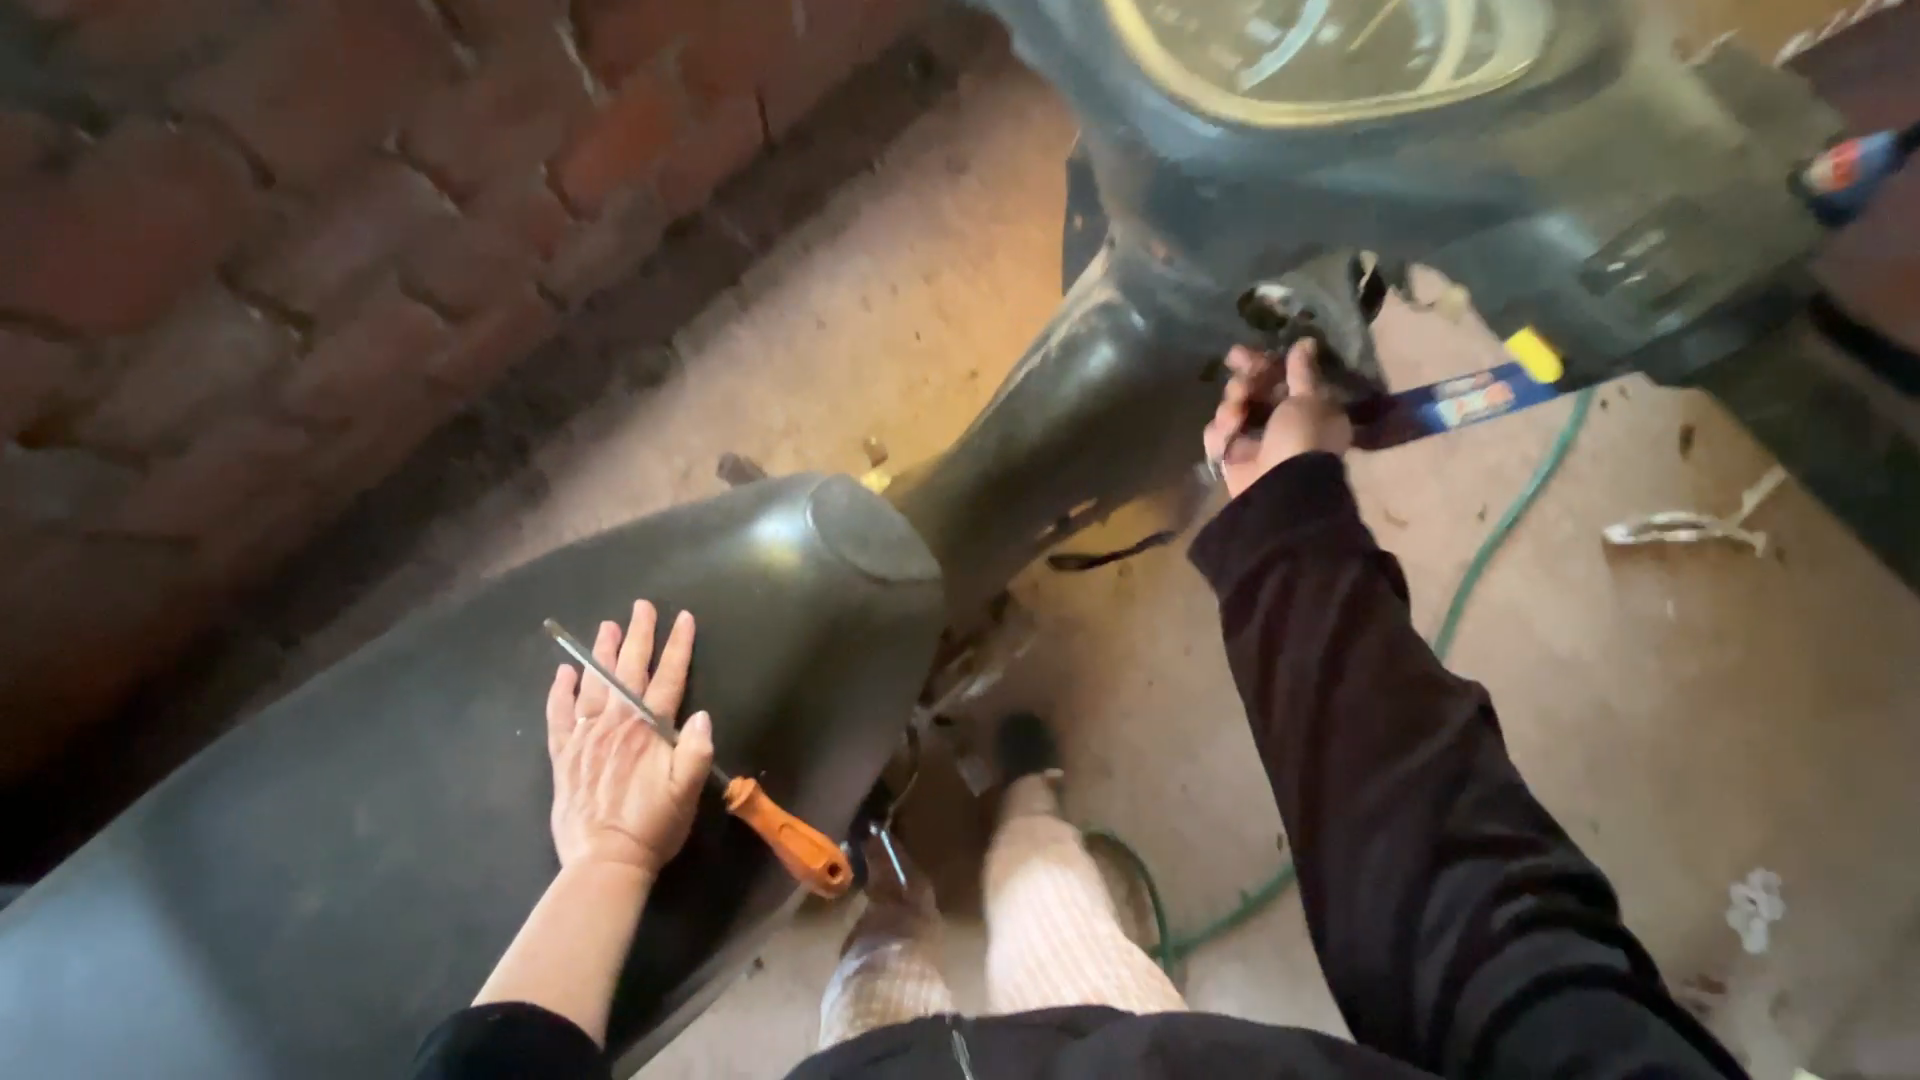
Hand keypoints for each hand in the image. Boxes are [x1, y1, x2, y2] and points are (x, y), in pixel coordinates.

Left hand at [545, 601, 714, 876]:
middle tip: (641, 607)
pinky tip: (563, 673)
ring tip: (605, 627)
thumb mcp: (688, 790)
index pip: (668, 677)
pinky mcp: (563, 756)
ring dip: (601, 653)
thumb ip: (695, 749)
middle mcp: (615, 724)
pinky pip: (558, 715)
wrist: (604, 862)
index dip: (677, 646)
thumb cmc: (653, 825)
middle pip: (629, 670)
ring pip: (594, 684)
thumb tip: (700, 715)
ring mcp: (585, 737)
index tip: (682, 618)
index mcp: (649, 729)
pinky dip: (560, 692)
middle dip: (638, 636)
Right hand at [1203, 338, 1352, 498]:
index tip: (1238, 354)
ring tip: (1235, 415)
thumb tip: (1306, 342)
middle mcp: (1279, 422)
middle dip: (1242, 384)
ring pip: (1230, 409)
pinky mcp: (1231, 457)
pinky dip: (1220, 433)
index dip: (1260, 363)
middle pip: (1251, 390)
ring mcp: (1253, 440)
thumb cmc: (1303, 437)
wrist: (1281, 486)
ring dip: (1231, 407)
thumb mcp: (1310, 398)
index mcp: (1305, 406)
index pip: (1279, 376)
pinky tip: (1227, 435)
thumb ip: (1302, 371)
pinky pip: (1217, 435)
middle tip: (1242, 388)